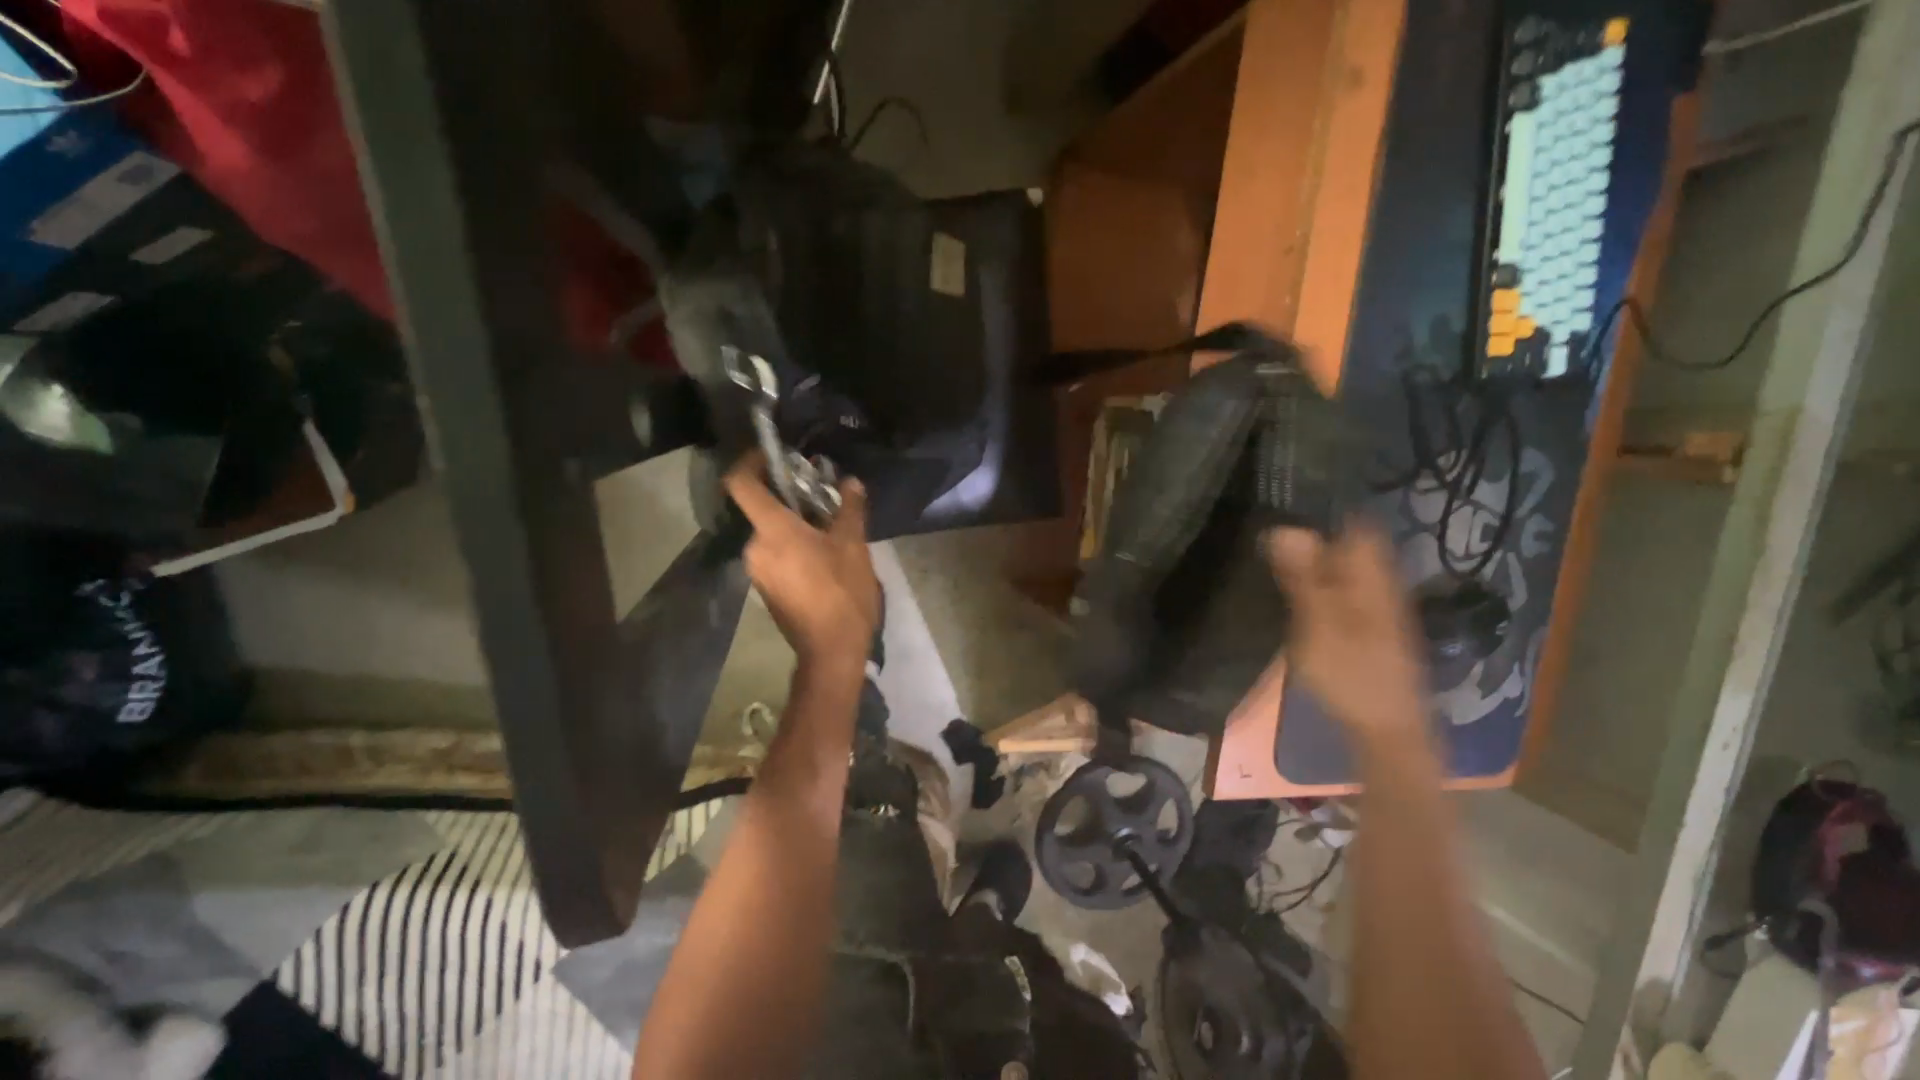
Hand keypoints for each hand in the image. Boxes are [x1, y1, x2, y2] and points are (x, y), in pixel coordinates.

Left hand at [724, 453, 880, 671]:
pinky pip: (773, 555)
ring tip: (826, 525)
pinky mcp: (766, 590)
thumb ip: (849, 508)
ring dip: (791, 524)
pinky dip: (790, 546)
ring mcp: (757, 572)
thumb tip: (851, 483)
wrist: (831, 651)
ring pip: (768, 534)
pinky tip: (820, 554)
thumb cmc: (842, 592)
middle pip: (759, 509)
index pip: (741, 484)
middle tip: (818, 494)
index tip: (771, 455)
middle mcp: (754, 547)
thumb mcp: (853, 545)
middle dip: (786, 497)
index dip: (749, 462)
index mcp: (772, 530)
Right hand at [1266, 524, 1429, 737]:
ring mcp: (1383, 611)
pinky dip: (1327, 593)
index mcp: (1372, 579)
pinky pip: (1350, 595)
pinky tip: (1304, 606)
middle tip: (1273, 549)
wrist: (1388, 732)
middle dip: (1317, 544)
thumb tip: (1284, 528)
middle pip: (1353, 548)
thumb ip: (1303, 577)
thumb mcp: (1317, 625)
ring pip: (1350, 573)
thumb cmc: (1350, 676)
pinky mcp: (1377, 632)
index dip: (1323, 518)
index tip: (1285, 520)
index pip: (1355, 527)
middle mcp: (1383, 587)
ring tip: (1281, 573)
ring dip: (1320, 569)